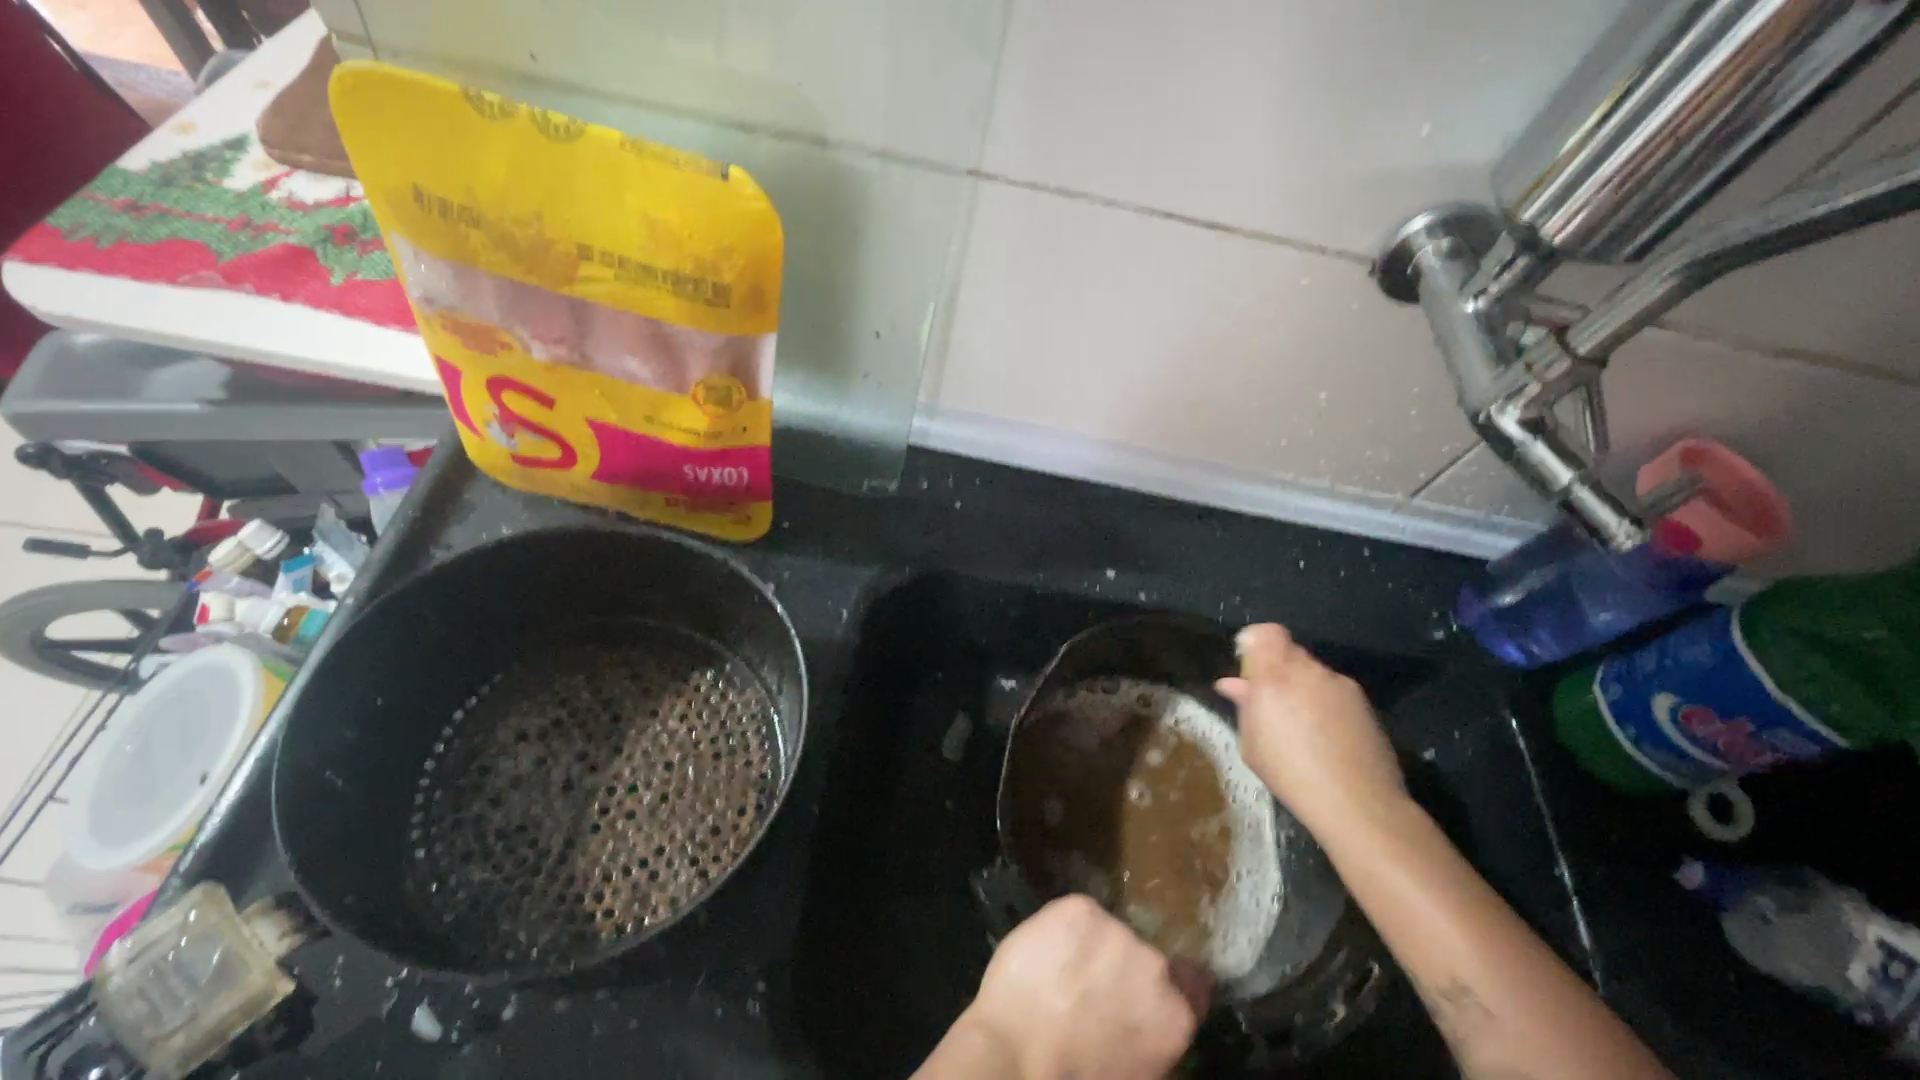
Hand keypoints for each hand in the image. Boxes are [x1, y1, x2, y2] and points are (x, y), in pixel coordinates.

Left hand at [961, 895, 1209, 1079]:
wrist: (1018, 1060)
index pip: (1191, 980)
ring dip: (1088, 947)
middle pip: (1142, 954)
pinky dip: (1060, 930)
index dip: (1168, 983)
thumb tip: (1144, 1016)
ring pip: (1105, 931)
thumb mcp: (1137, 1068)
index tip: (1142, 989)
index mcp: (1176, 1012)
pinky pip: (1074, 914)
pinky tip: (1044, 955)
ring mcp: (1116, 930)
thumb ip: (1153, 1030)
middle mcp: (1154, 964)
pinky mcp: (1079, 909)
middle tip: (1089, 990)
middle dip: (1119, 968)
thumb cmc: (1078, 1077)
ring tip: (1060, 975)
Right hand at [1214, 623, 1406, 833]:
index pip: (1267, 634)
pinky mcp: (1362, 701)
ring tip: (1300, 725)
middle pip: (1290, 653)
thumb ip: (1245, 707)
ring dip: (1302, 688)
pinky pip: (1334, 690)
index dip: (1255, 641)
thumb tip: (1232, 684)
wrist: (1357, 801)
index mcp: (1274, 678)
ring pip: (1313, 673)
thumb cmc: (1291, 775)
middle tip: (1271, 702)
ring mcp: (1340, 684)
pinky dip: (1324, 703)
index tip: (1248, 663)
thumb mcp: (1253, 746)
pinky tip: (1325, 735)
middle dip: (1277, 670)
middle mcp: (1309, 672)